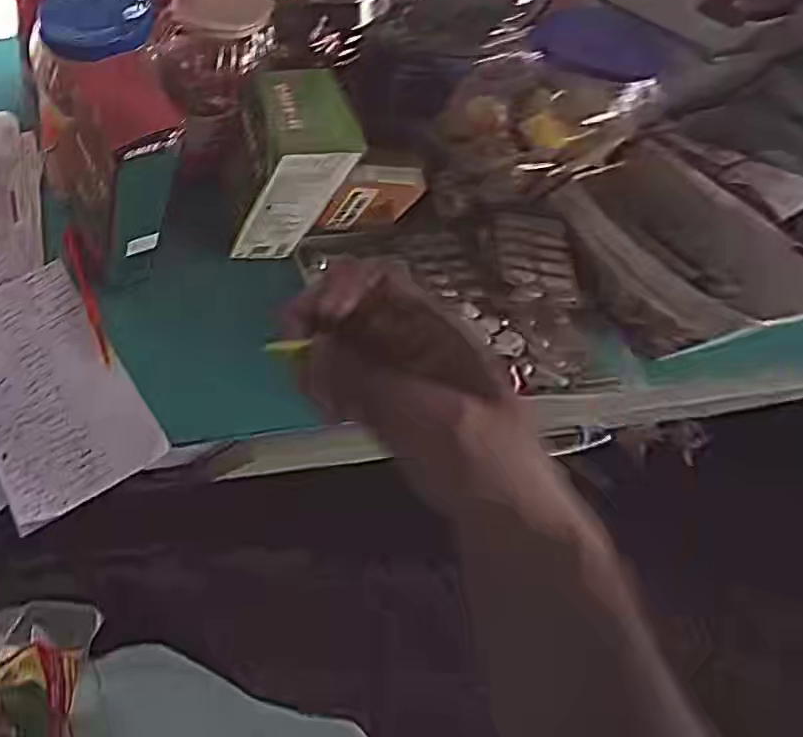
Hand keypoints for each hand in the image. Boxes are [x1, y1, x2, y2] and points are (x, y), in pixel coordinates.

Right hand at [282, 260, 547, 510]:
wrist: (509, 522)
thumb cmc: (489, 463)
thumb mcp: (433, 415)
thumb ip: (371, 380)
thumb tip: (317, 347)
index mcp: (434, 329)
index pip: (380, 280)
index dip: (344, 285)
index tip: (321, 314)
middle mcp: (405, 341)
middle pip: (346, 306)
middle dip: (314, 321)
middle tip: (293, 348)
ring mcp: (388, 371)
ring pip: (333, 342)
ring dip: (313, 361)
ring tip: (318, 395)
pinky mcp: (375, 401)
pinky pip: (334, 378)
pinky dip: (320, 387)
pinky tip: (328, 410)